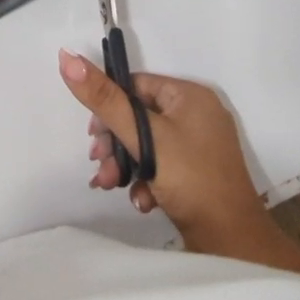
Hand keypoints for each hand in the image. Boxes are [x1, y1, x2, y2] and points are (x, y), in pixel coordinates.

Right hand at [58, 52, 259, 229]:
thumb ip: (103, 98)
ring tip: (112, 186)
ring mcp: (199, 145)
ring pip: (145, 144)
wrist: (233, 244)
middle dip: (114, 144)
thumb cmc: (191, 179)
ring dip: (125, 165)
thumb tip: (66, 56)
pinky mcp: (197, 172)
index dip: (109, 108)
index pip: (135, 86)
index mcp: (190, 96)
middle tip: (100, 166)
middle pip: (137, 117)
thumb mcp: (143, 136)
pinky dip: (145, 179)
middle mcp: (197, 115)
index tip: (94, 137)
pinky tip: (140, 200)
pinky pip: (161, 164)